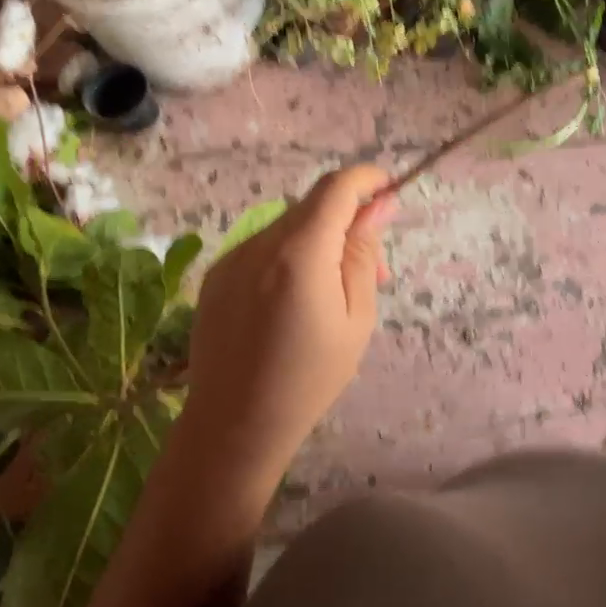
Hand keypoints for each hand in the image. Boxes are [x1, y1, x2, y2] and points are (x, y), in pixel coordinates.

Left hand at [184, 165, 395, 487]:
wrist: (233, 426)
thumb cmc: (309, 378)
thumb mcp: (355, 318)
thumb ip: (364, 254)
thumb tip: (379, 205)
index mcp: (300, 252)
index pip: (337, 187)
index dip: (367, 180)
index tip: (389, 192)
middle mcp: (260, 243)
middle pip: (313, 206)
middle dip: (348, 222)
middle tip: (373, 272)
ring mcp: (232, 258)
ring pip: (288, 228)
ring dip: (318, 242)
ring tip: (331, 295)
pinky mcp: (215, 276)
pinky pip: (263, 249)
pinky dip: (288, 258)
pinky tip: (292, 306)